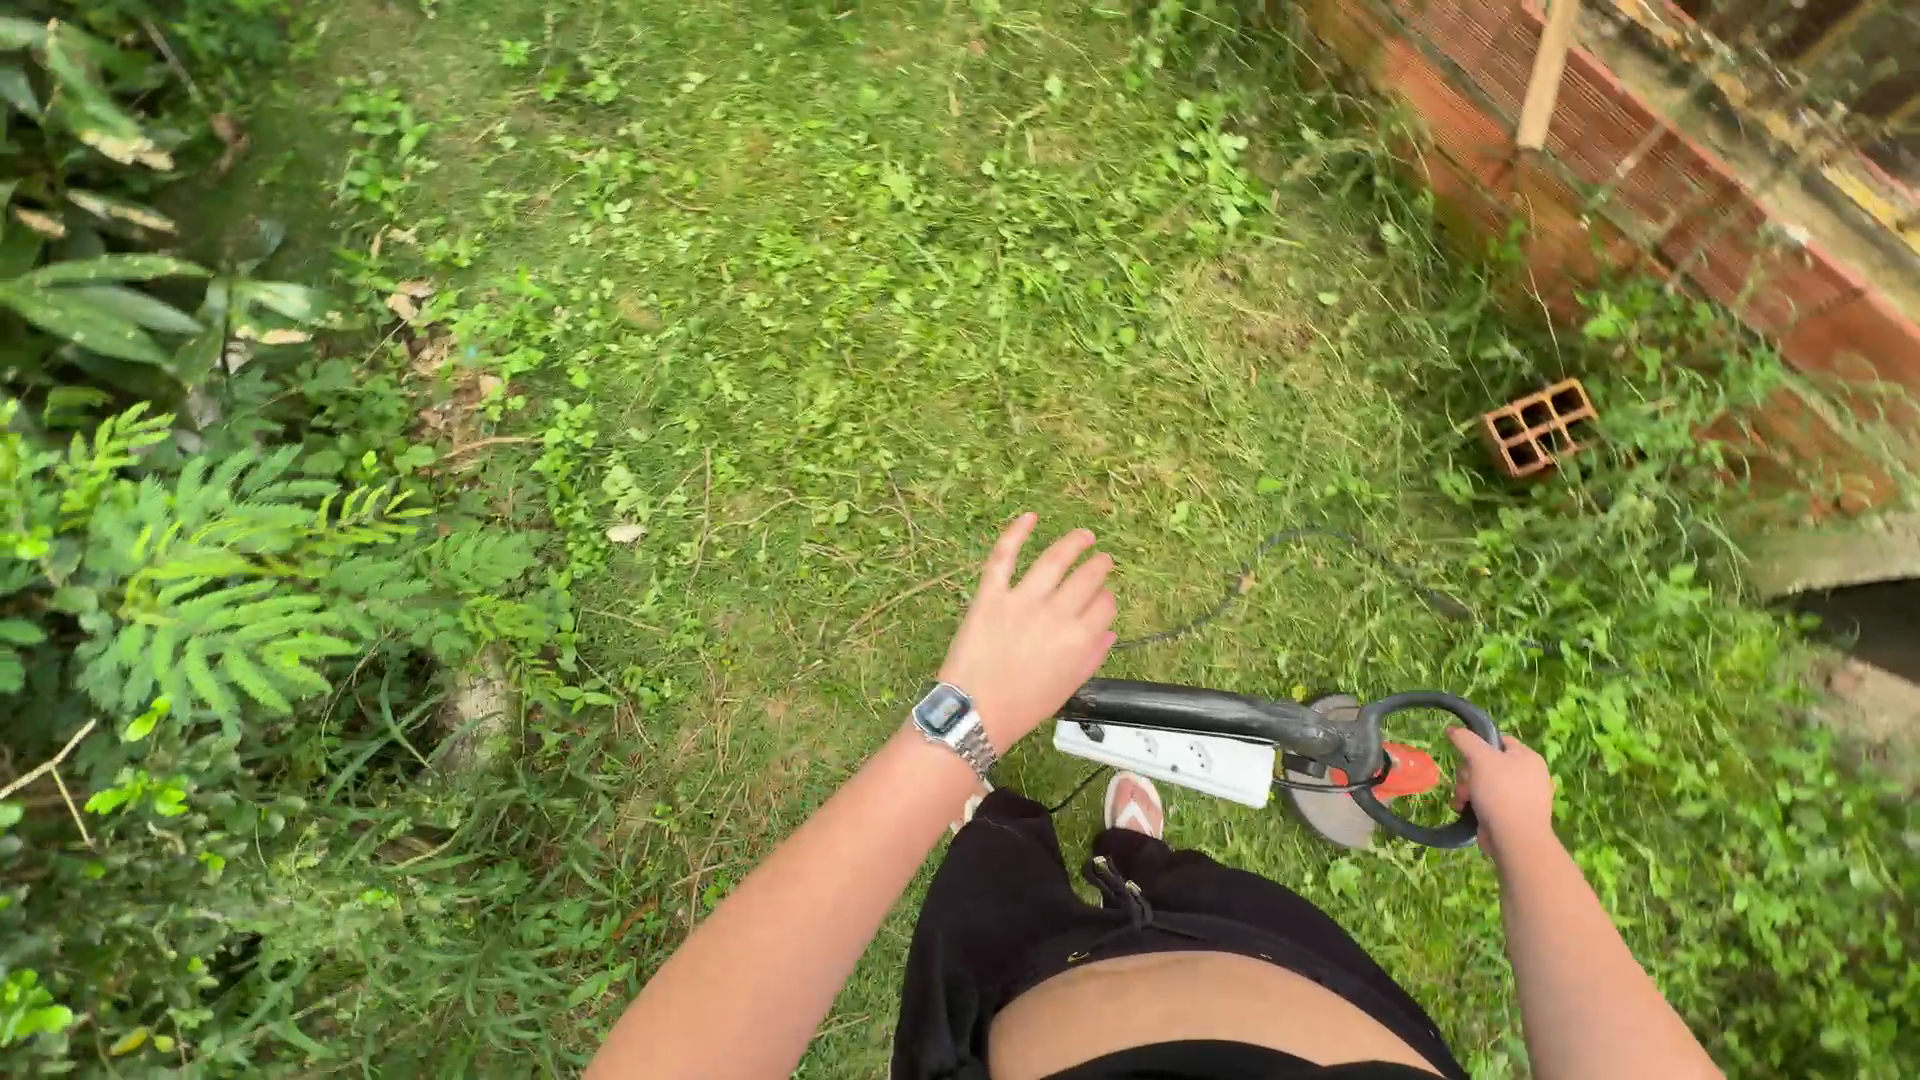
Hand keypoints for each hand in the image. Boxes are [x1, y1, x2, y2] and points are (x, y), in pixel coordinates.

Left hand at [936, 513, 1117, 749]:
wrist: (976, 712)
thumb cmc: (1023, 706)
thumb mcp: (1068, 687)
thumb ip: (1092, 656)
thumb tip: (1109, 631)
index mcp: (1079, 640)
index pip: (1105, 605)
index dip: (1106, 599)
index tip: (1101, 598)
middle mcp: (1056, 614)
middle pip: (1087, 578)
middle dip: (1099, 566)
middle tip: (1101, 559)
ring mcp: (1022, 601)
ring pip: (1054, 560)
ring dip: (1073, 543)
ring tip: (1084, 536)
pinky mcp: (990, 595)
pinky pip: (1004, 556)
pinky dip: (1016, 532)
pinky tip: (1030, 517)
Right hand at [1448, 728, 1557, 861]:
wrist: (1515, 838)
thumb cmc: (1501, 793)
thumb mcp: (1480, 758)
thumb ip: (1466, 739)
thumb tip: (1453, 729)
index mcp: (1528, 758)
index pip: (1498, 739)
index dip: (1478, 744)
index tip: (1465, 755)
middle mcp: (1527, 774)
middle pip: (1485, 761)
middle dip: (1468, 773)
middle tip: (1467, 783)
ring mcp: (1519, 795)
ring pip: (1481, 781)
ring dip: (1466, 788)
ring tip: (1465, 800)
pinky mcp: (1510, 812)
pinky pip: (1486, 798)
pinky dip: (1473, 802)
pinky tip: (1465, 809)